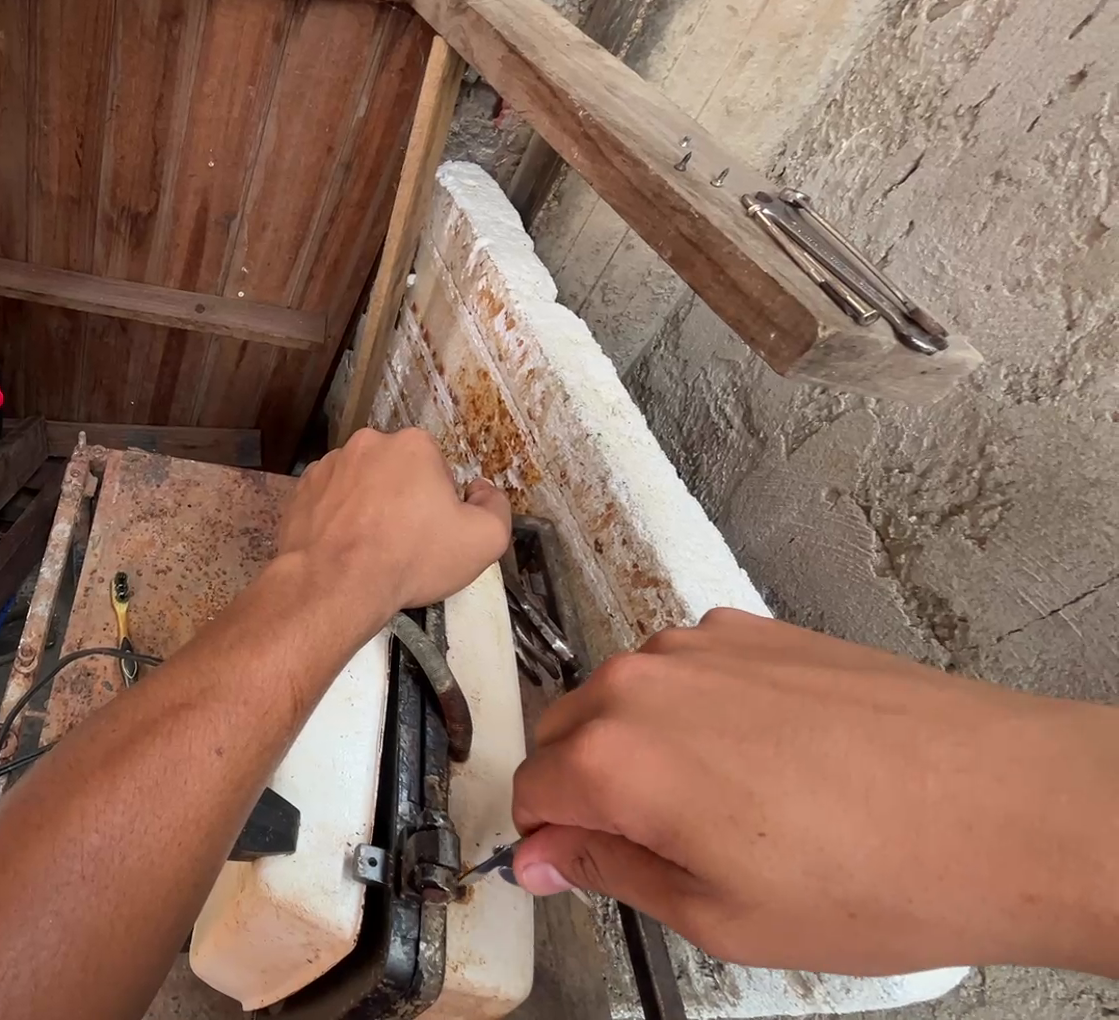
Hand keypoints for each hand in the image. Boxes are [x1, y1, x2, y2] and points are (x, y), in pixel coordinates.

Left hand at [277, 427, 510, 612]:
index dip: (439, 502)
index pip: (436, 468)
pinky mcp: (299, 489)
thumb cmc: (412, 558)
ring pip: (358, 483)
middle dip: (400, 498)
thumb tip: (481, 490)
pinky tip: (340, 545)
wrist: (334, 583)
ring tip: (366, 546)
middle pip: (394, 471)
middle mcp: (366, 443)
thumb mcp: (485, 540)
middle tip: (400, 540)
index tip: (431, 530)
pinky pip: (327, 499)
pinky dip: (334, 517)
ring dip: (365, 505)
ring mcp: (327, 465)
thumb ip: (495, 506)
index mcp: (412, 444)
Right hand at [511, 609, 1118, 977]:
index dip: (547, 833)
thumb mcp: (724, 917)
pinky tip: (759, 743)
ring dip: (636, 740)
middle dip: (584, 783)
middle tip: (659, 833)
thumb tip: (540, 857)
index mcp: (612, 761)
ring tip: (725, 788)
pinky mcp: (734, 628)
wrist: (1016, 807)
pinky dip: (688, 704)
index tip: (578, 855)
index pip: (530, 790)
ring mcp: (682, 648)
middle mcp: (628, 687)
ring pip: (614, 697)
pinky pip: (675, 667)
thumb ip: (606, 873)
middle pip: (559, 734)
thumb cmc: (878, 878)